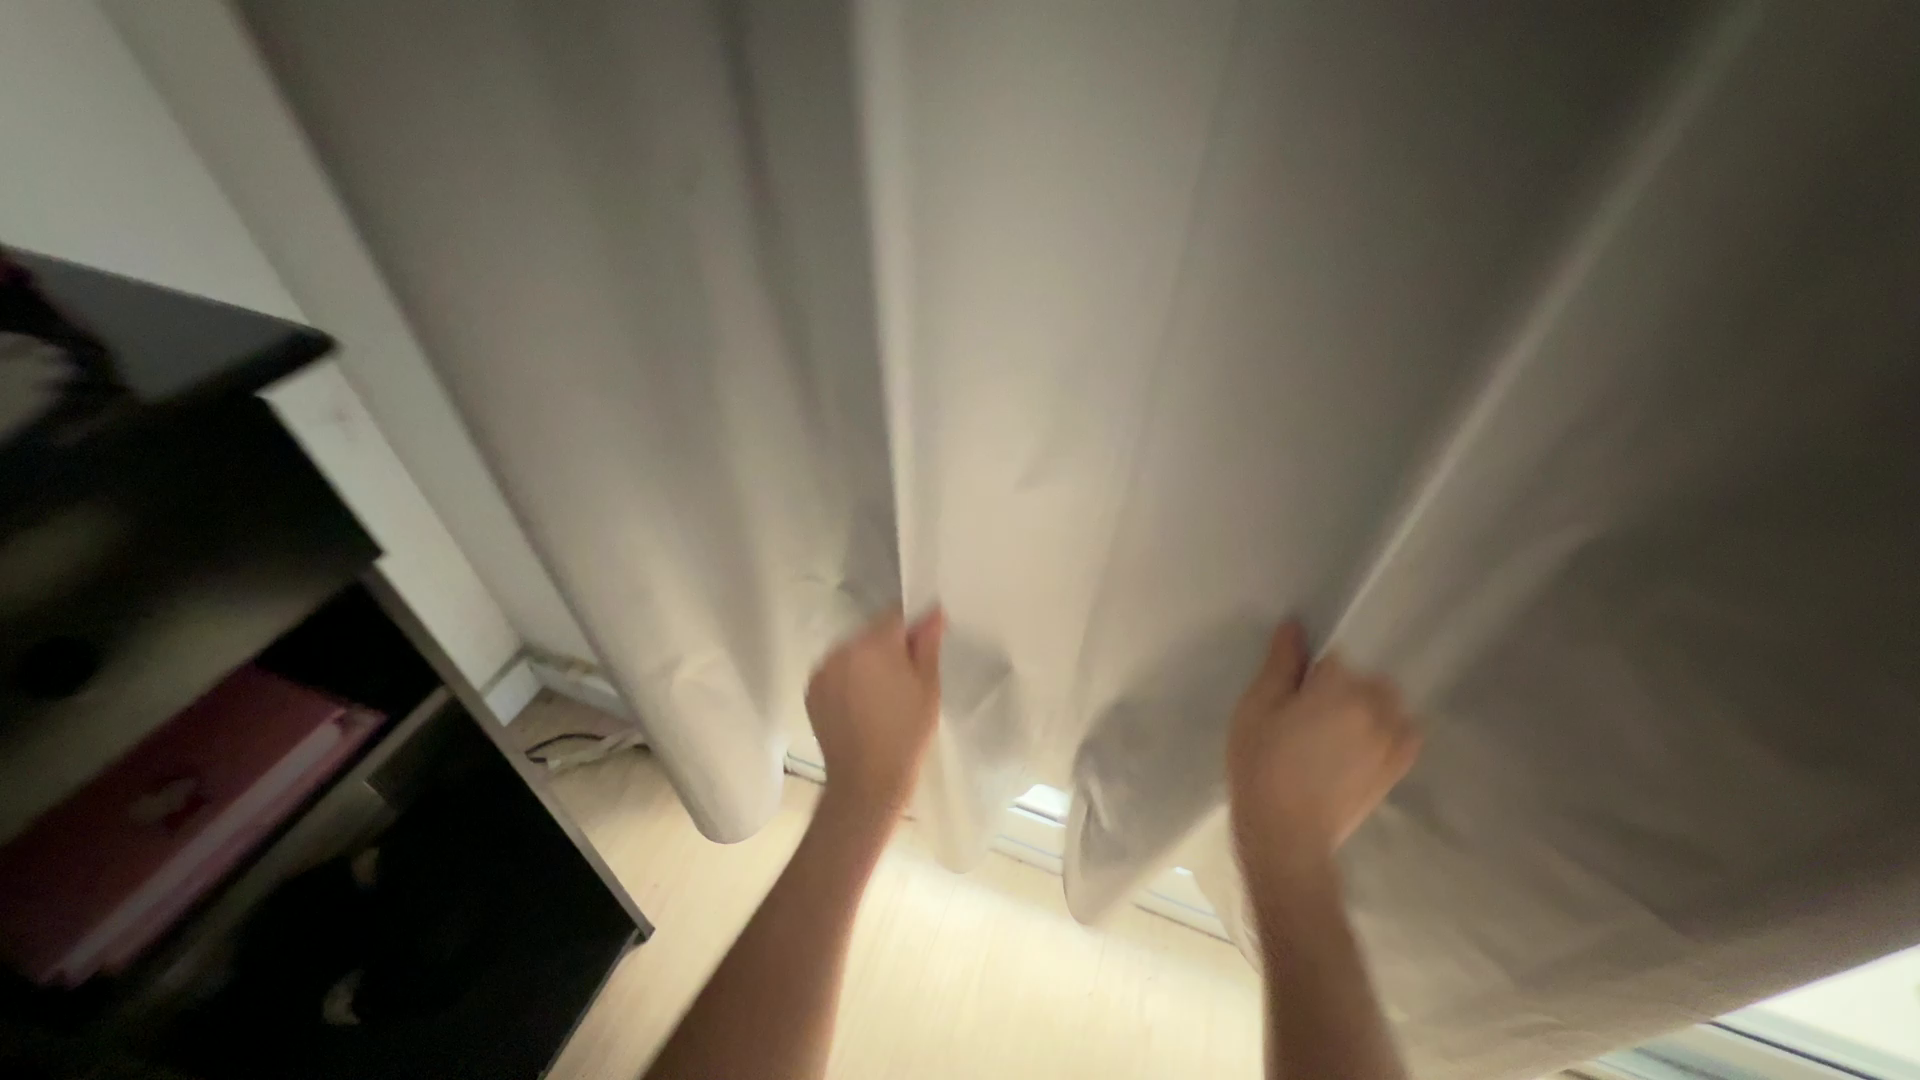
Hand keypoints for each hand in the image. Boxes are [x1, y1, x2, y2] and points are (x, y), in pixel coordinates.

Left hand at [805, 606, 944, 817]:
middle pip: (872, 633)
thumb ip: (928, 643)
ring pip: (853, 651)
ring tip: (884, 693)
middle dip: (890, 645)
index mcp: (873, 645)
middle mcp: (841, 649)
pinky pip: (837, 671)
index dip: (914, 627)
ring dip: (868, 661)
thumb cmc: (907, 734)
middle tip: (908, 675)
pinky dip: (850, 678)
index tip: (925, 646)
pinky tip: (864, 703)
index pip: (896, 616)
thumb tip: (933, 612)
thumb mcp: (928, 686)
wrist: (867, 782)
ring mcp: (823, 670)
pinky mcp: (812, 690)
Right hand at [1226, 621, 1420, 884]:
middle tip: (1306, 716)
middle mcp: (1377, 706)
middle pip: (1365, 676)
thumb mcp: (1256, 709)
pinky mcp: (1400, 765)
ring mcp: (1395, 737)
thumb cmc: (1261, 767)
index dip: (1308, 672)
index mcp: (1339, 687)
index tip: (1292, 693)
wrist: (1287, 836)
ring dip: (1365, 706)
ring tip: (1331, 735)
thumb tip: (1295, 626)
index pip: (1334, 655)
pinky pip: (1403, 729)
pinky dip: (1386, 728)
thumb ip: (1280, 665)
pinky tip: (1358, 746)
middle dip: (1340, 686)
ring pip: (1385, 701)